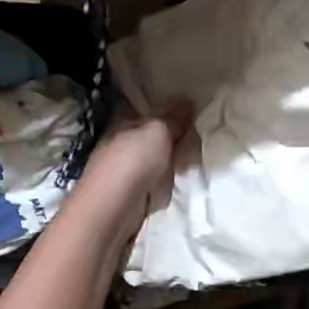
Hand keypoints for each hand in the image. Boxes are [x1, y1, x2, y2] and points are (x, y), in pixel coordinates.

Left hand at [73, 106, 187, 221]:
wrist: (115, 206)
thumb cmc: (134, 159)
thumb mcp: (159, 131)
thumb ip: (174, 118)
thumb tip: (187, 102)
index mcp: (121, 121)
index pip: (139, 107)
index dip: (159, 106)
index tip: (183, 108)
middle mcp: (119, 142)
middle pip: (149, 135)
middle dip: (169, 137)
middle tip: (193, 138)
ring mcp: (123, 168)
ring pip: (152, 159)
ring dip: (169, 161)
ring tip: (189, 162)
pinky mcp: (129, 192)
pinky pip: (153, 180)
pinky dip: (164, 181)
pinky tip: (176, 182)